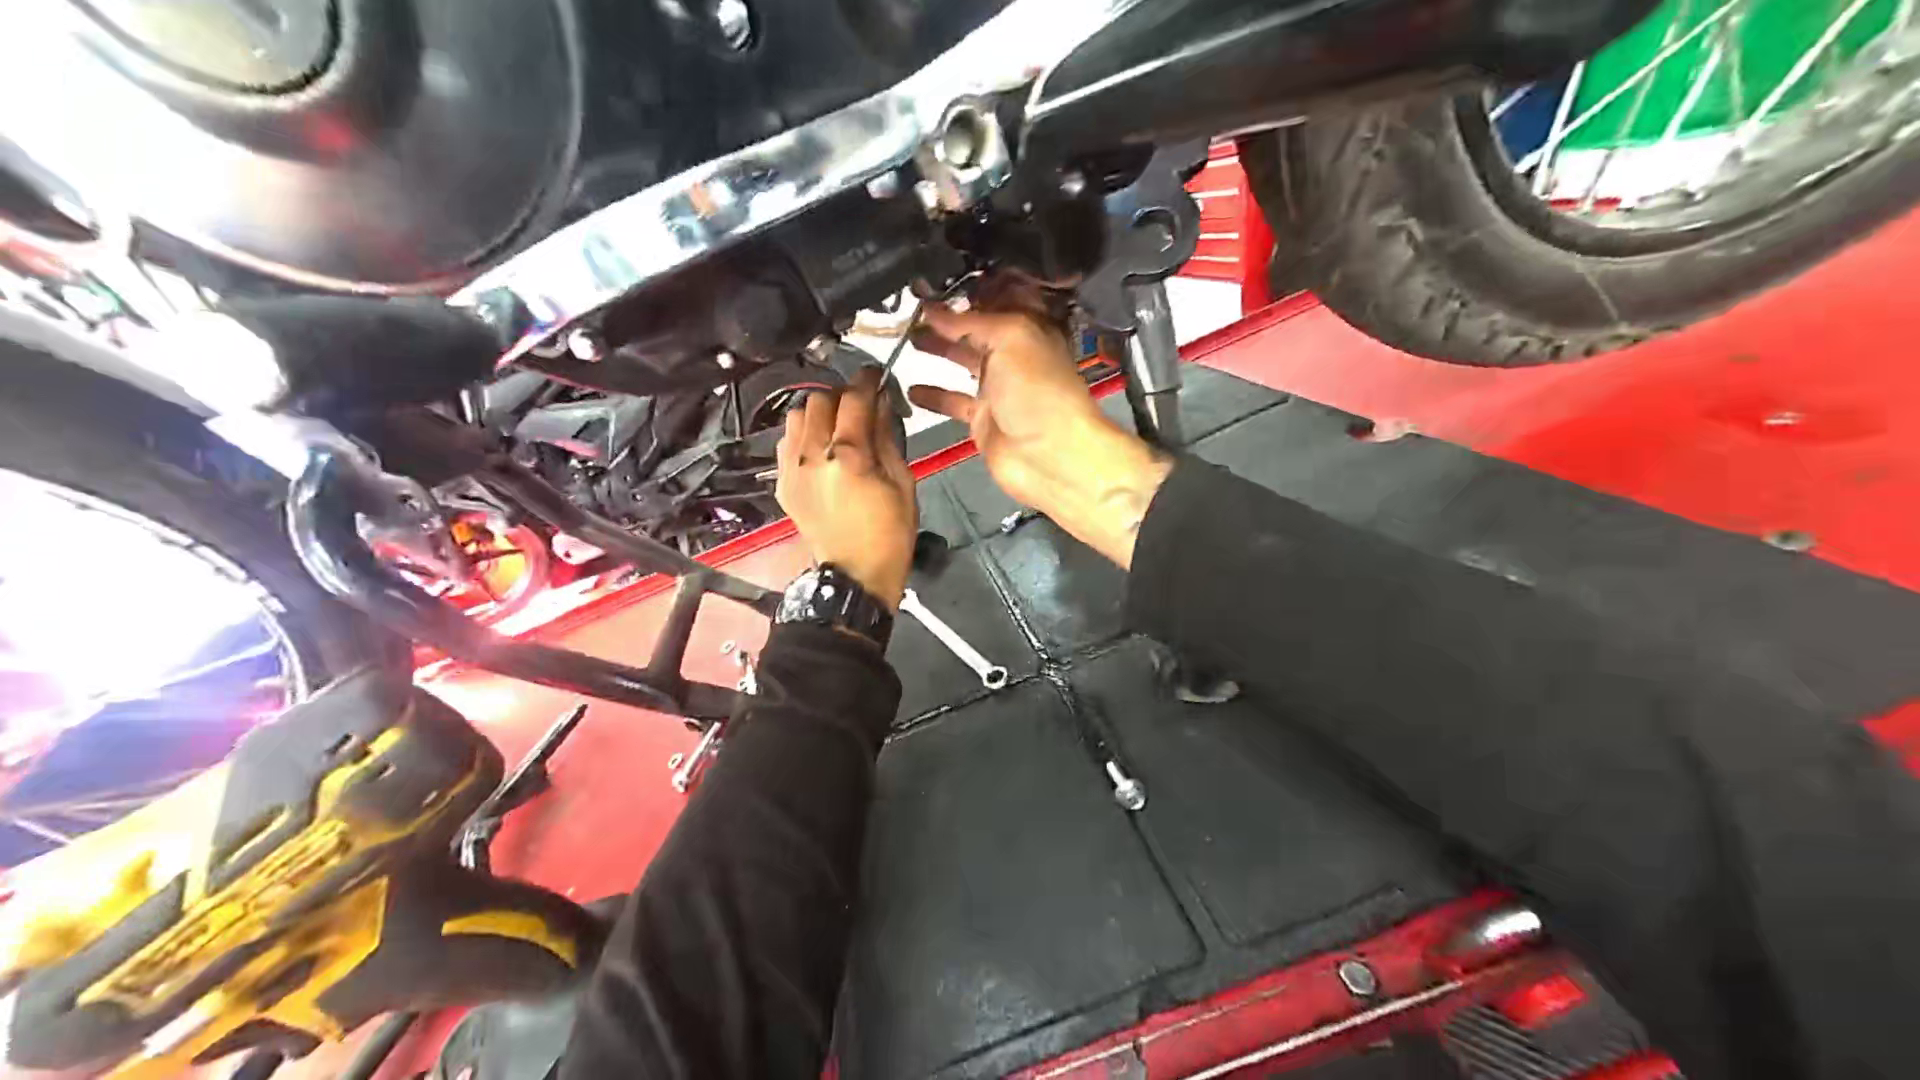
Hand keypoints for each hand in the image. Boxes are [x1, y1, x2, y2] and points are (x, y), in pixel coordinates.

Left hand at [776, 367, 916, 609]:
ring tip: (836, 426)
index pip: (853, 399)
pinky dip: (802, 435)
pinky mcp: (782, 483)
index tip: (876, 375)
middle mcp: (812, 456)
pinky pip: (785, 442)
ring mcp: (791, 470)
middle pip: (818, 400)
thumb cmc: (889, 533)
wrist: (854, 576)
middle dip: (841, 396)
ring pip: (796, 415)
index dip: (867, 380)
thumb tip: (881, 403)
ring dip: (817, 413)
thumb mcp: (902, 483)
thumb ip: (887, 437)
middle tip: (860, 407)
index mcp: (848, 456)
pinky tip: (819, 447)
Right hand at [907, 292, 1170, 568]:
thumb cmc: (1039, 391)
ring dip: (938, 350)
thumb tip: (937, 310)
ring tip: (908, 339)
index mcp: (1029, 329)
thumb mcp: (1011, 338)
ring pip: (962, 362)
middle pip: (976, 331)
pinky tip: (911, 388)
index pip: (995, 302)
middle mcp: (1013, 356)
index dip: (967, 293)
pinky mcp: (983, 419)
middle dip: (947, 320)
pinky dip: (933, 395)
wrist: (1049, 455)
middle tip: (913, 312)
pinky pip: (953, 402)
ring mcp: (998, 389)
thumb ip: (972, 321)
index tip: (932, 287)